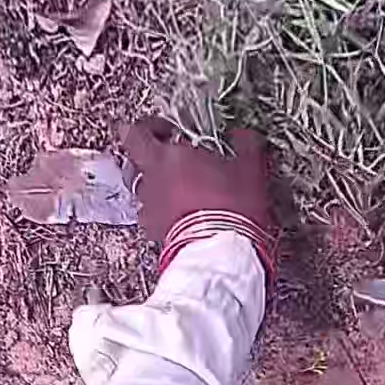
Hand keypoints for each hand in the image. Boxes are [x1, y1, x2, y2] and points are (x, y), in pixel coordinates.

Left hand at [119, 117, 274, 242]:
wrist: (219, 255)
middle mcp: (152, 183)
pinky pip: (156, 223)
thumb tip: (244, 136)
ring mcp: (151, 213)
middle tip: (175, 165)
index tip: (168, 131)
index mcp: (167, 157)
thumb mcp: (248, 169)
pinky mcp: (157, 238)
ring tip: (185, 198)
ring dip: (161, 194)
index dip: (148, 129)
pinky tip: (185, 222)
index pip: (135, 133)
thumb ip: (245, 145)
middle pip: (136, 166)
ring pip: (147, 196)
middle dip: (153, 163)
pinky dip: (166, 220)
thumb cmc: (229, 209)